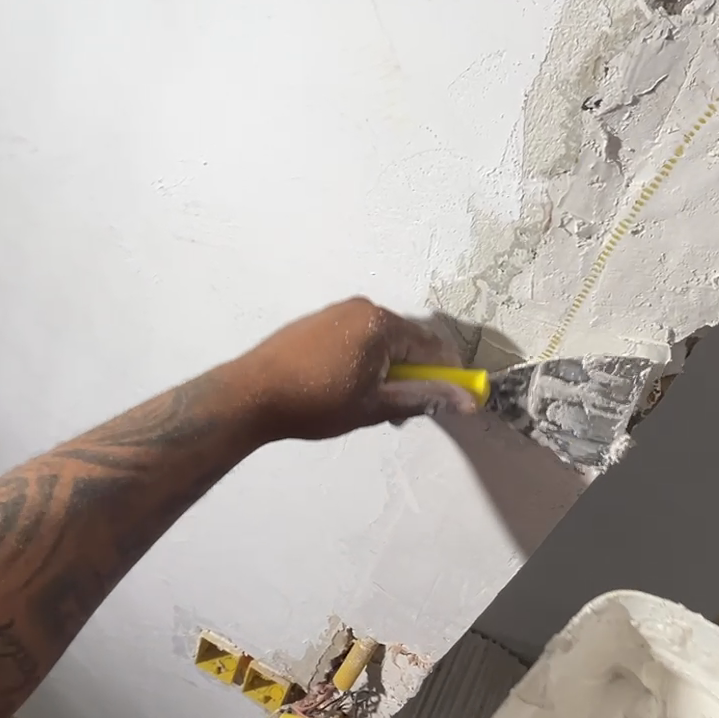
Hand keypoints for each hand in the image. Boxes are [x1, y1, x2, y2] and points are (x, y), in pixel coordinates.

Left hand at [229, 297, 479, 440]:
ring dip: (389, 370)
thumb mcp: (376, 406)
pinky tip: (348, 387)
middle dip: (414, 375)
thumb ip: (425, 398)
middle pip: (409, 341)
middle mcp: (363, 308)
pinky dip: (367, 360)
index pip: (433, 347)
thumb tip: (468, 400)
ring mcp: (339, 311)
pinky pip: (360, 337)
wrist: (250, 394)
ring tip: (368, 403)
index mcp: (381, 324)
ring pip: (384, 341)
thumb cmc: (316, 403)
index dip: (447, 375)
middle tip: (398, 410)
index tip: (451, 400)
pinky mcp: (321, 321)